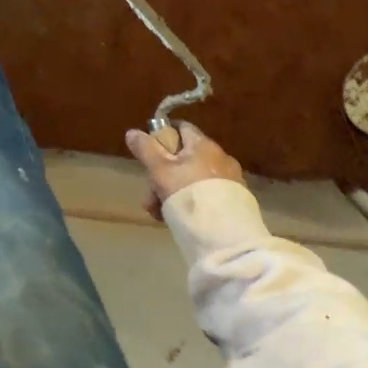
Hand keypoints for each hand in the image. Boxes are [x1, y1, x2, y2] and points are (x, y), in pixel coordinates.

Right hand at [125, 122, 244, 220]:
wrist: (227, 239)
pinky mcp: (235, 204)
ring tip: (159, 214)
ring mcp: (230, 182)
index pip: (181, 128)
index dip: (162, 136)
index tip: (148, 154)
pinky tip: (177, 219)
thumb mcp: (159, 170)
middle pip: (182, 158)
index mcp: (204, 145)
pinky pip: (205, 195)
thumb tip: (132, 131)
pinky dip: (189, 202)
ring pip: (190, 179)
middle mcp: (220, 159)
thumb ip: (145, 149)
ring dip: (170, 192)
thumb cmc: (189, 195)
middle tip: (150, 197)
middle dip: (160, 175)